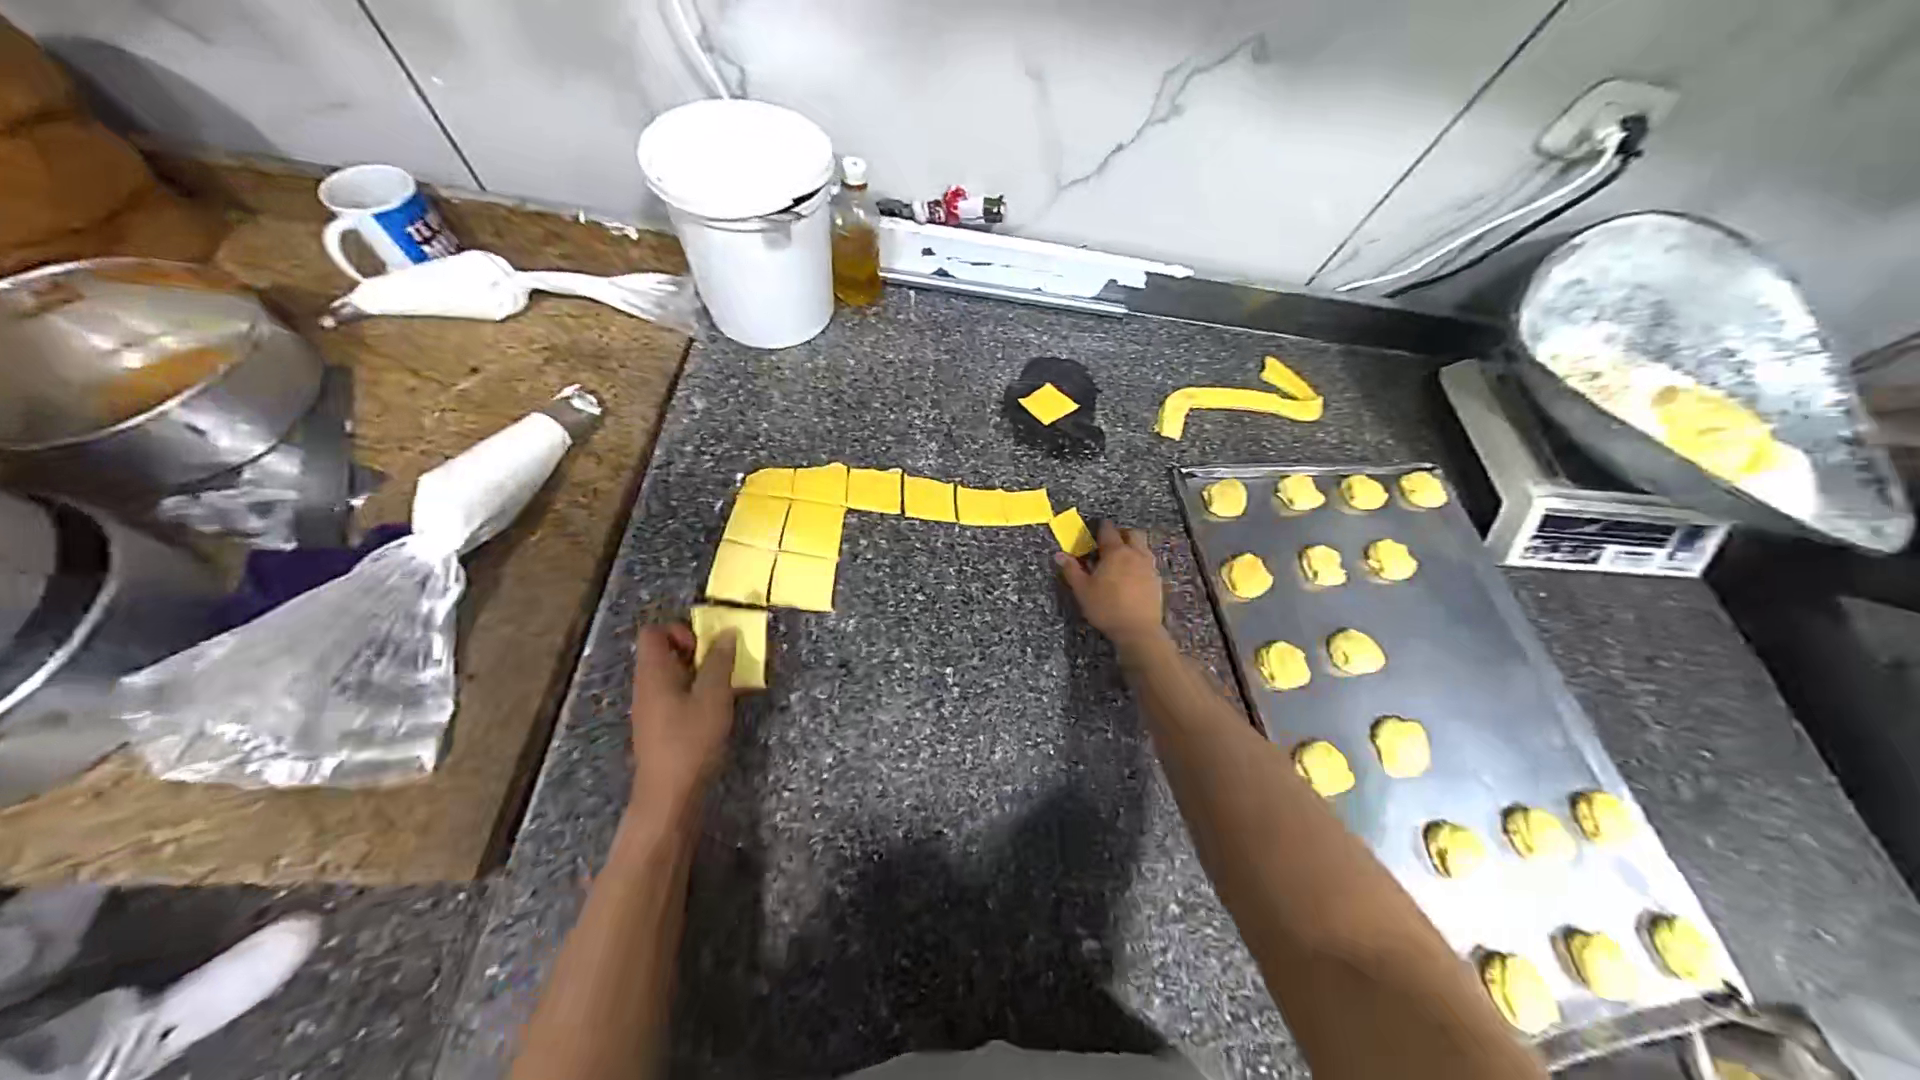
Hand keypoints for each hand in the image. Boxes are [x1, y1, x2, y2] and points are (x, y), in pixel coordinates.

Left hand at [626, 623, 740, 825]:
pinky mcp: (659, 726)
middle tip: (722, 666)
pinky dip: (695, 694)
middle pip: (664, 653)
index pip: (654, 632)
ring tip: (725, 688)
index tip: (704, 648)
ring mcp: (650, 707)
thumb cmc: (691, 739)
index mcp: (653, 672)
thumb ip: (720, 661)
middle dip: (696, 653)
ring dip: (700, 675)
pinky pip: (675, 696)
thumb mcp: (714, 695)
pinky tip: (716, 710)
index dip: (680, 631)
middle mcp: (646, 685)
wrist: (669, 794)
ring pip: (673, 676)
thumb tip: (726, 633)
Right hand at [1055, 519, 1166, 646]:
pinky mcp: (1157, 579)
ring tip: (1121, 558)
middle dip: (1121, 533)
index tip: (1096, 529)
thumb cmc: (1106, 607)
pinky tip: (1132, 574)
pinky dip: (1140, 561)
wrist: (1138, 629)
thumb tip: (1059, 554)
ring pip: (1143, 546)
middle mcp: (1135, 554)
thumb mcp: (1082, 590)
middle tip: (1109, 542)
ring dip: (1133, 546)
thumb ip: (1071, 570)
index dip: (1101, 527)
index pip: (1108, 530)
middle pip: (1132, 533)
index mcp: (1115, 552)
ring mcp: (1149, 566)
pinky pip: (1148, 562)